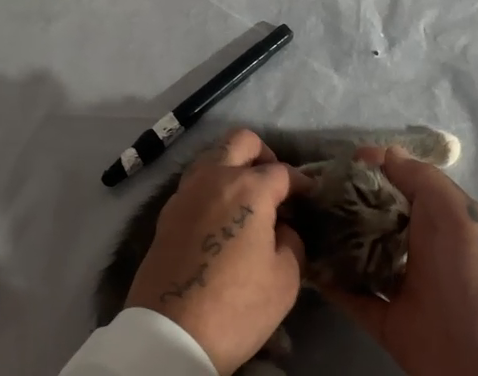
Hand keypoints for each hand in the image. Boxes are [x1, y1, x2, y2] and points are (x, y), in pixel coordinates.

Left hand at [125, 129, 308, 374]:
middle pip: (242, 141)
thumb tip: (283, 228)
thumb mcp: (285, 279)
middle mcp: (215, 177)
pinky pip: (195, 182)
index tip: (310, 195)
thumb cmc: (236, 306)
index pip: (283, 172)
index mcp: (249, 188)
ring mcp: (186, 192)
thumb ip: (291, 241)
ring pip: (213, 156)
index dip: (302, 183)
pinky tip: (222, 216)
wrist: (170, 335)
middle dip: (264, 154)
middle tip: (274, 183)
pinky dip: (212, 187)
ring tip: (247, 198)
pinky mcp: (167, 212)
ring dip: (233, 165)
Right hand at [326, 147, 477, 375]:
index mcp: (437, 218)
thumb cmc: (474, 269)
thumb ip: (420, 179)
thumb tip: (383, 153)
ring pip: (358, 255)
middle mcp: (417, 247)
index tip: (336, 162)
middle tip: (309, 192)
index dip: (370, 171)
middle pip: (374, 218)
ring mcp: (400, 284)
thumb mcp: (456, 211)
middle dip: (345, 204)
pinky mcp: (386, 320)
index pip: (397, 185)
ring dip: (333, 240)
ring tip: (301, 221)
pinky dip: (330, 283)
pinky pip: (351, 297)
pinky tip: (306, 263)